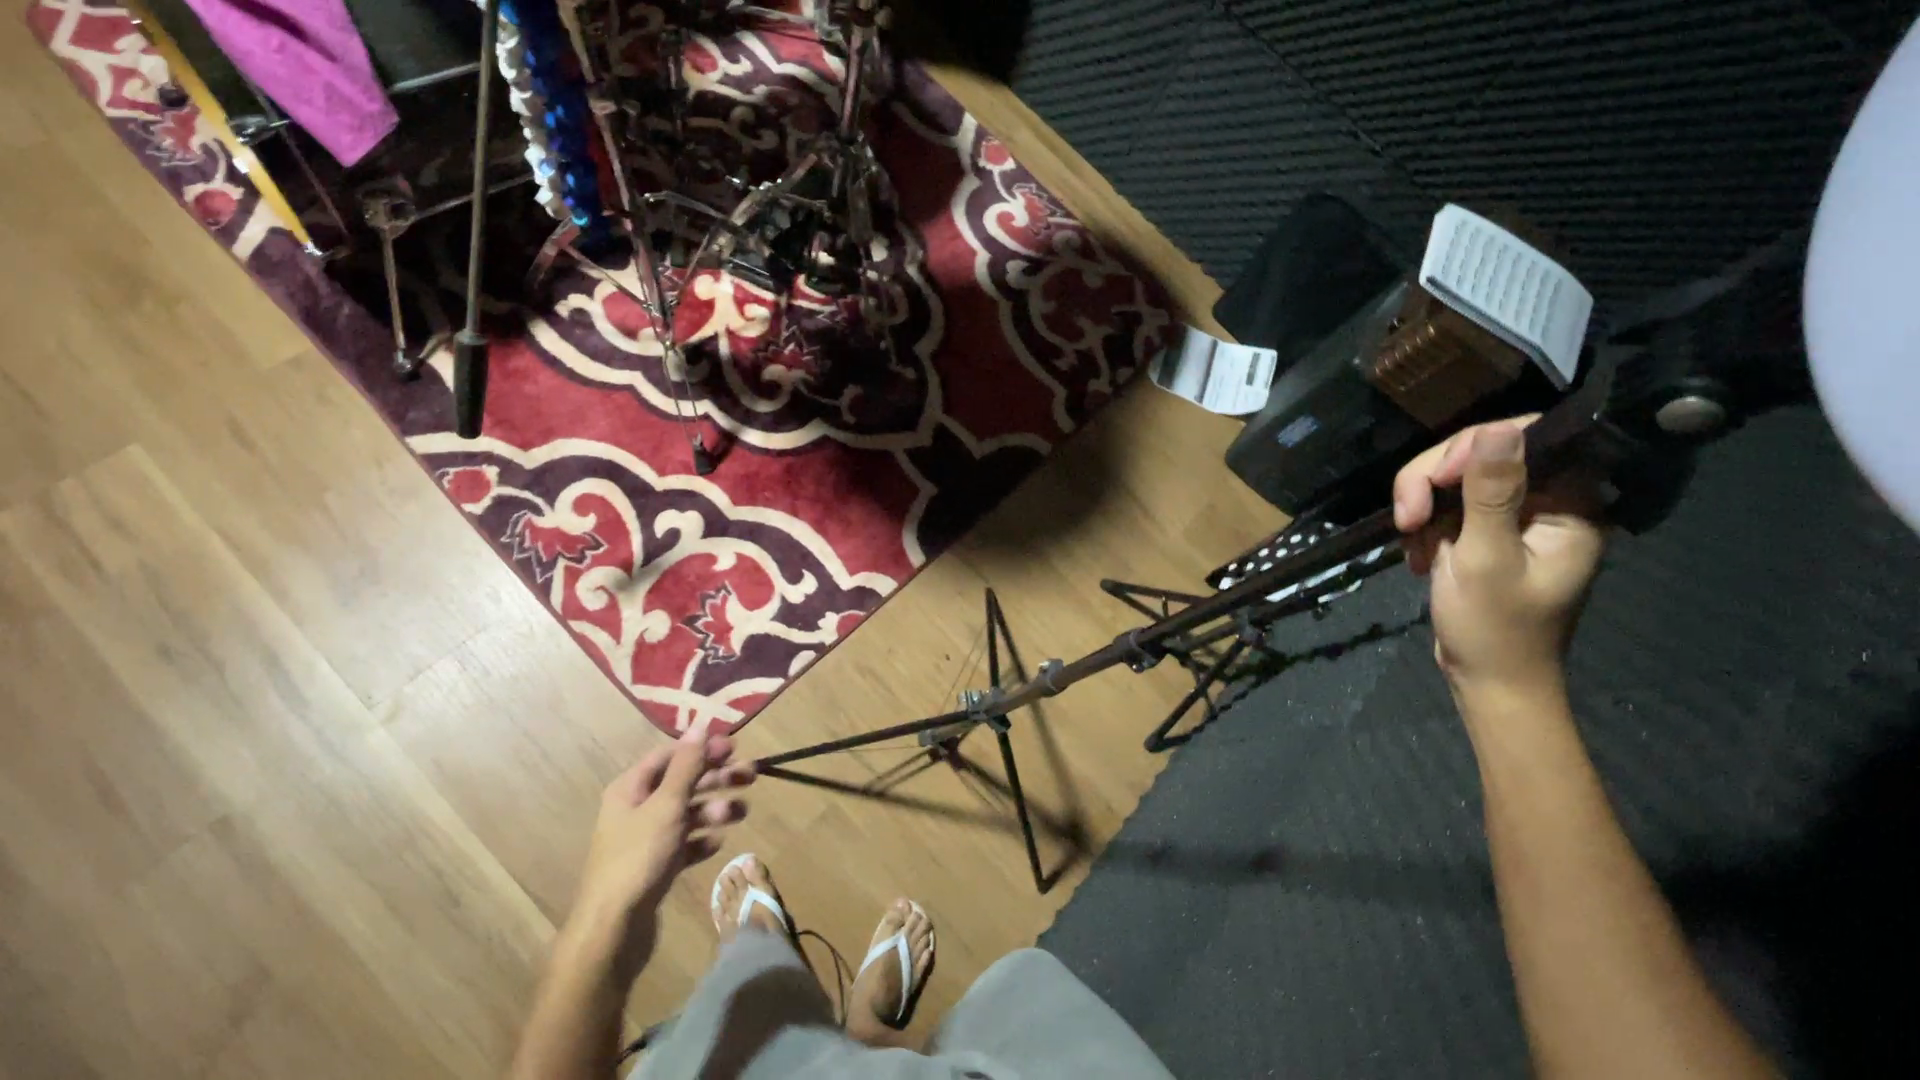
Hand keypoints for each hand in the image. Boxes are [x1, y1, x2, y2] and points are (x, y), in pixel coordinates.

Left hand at [568, 729, 755, 951]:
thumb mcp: (666, 805)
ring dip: (714, 810)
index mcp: (630, 788)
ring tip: (741, 814)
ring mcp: (646, 839)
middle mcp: (635, 809)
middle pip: (682, 783)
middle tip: (752, 775)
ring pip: (686, 814)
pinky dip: (702, 840)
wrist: (613, 926)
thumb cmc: (638, 857)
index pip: (669, 756)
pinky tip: (718, 843)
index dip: (701, 749)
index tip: (734, 747)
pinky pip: (684, 844)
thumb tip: (701, 725)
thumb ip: (686, 766)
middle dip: (716, 779)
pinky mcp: (656, 866)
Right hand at [1391, 418, 1604, 701]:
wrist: (1487, 684)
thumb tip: (1498, 428)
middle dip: (1434, 479)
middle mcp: (1547, 504)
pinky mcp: (1486, 535)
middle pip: (1483, 453)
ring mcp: (1514, 519)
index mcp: (1569, 507)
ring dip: (1422, 505)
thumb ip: (1492, 493)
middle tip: (1407, 516)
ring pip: (1456, 478)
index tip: (1438, 480)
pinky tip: (1419, 557)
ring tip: (1411, 543)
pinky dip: (1424, 526)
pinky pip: (1447, 507)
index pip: (1528, 439)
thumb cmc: (1495, 629)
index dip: (1475, 446)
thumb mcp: (1486, 558)